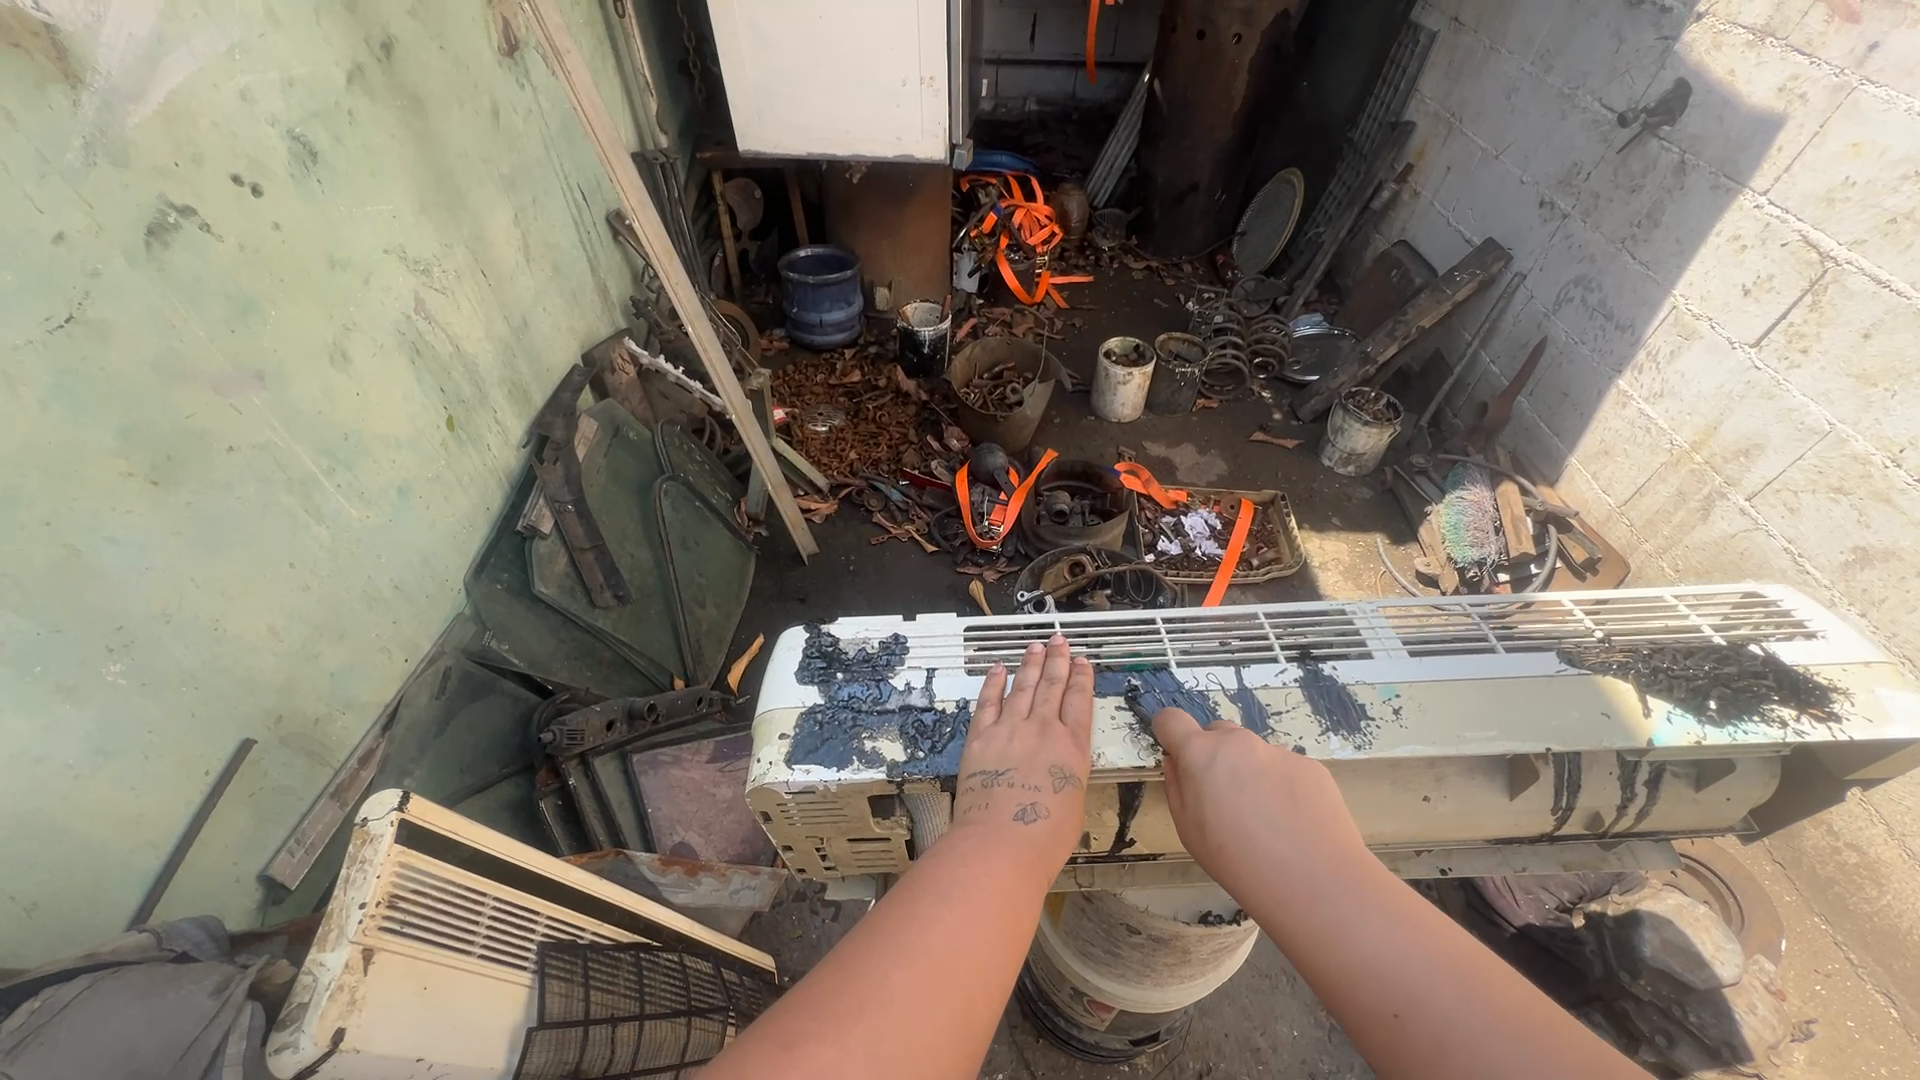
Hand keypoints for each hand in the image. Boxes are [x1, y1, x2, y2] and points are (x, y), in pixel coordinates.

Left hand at [948, 634, 1093, 870]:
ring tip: (1036, 646)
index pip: (1080, 702)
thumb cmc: (1045, 839)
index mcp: (1072, 749)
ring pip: (1022, 687)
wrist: (1001, 844)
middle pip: (1052, 686)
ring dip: (1030, 664)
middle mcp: (1043, 731)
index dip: (1081, 678)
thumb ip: (1067, 773)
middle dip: (1057, 661)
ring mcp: (1009, 730)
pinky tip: (999, 668)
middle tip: (1059, 640)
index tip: (1082, 660)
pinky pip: (988, 702)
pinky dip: (994, 683)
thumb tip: (1058, 764)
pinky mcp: (980, 737)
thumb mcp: (1074, 803)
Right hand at [1152, 708, 1369, 896]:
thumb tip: (1177, 761)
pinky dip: (1282, 786)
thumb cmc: (1236, 861)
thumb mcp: (1188, 830)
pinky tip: (1293, 822)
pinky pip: (1285, 768)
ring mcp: (1278, 751)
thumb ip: (1176, 786)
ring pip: (1253, 753)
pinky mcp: (1311, 766)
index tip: (1177, 756)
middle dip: (1214, 756)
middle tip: (1225, 800)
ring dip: (1250, 772)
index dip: (1169, 734)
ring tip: (1266, 819)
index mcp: (1201, 754)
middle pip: (1217, 734)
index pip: (1172, 719)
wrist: (1314, 882)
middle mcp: (1239, 742)